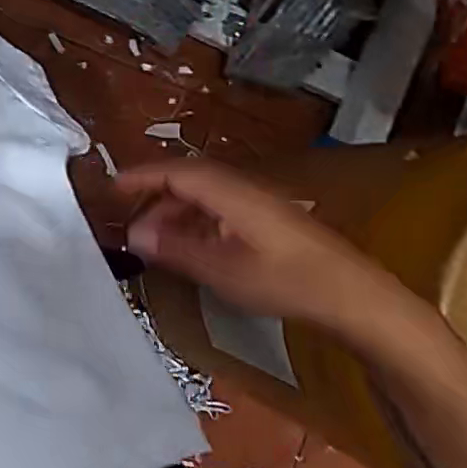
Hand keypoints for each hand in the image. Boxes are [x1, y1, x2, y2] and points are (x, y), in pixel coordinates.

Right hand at [117, 159, 416, 332]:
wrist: (354, 295)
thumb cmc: (288, 281)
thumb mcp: (224, 270)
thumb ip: (178, 249)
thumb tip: (136, 233)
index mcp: (231, 193)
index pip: (178, 172)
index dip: (143, 176)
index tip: (112, 186)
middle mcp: (244, 190)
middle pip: (191, 181)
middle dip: (156, 198)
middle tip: (131, 224)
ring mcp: (260, 205)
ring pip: (207, 197)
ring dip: (177, 213)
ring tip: (155, 241)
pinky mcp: (271, 222)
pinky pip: (222, 211)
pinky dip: (198, 223)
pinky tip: (193, 248)